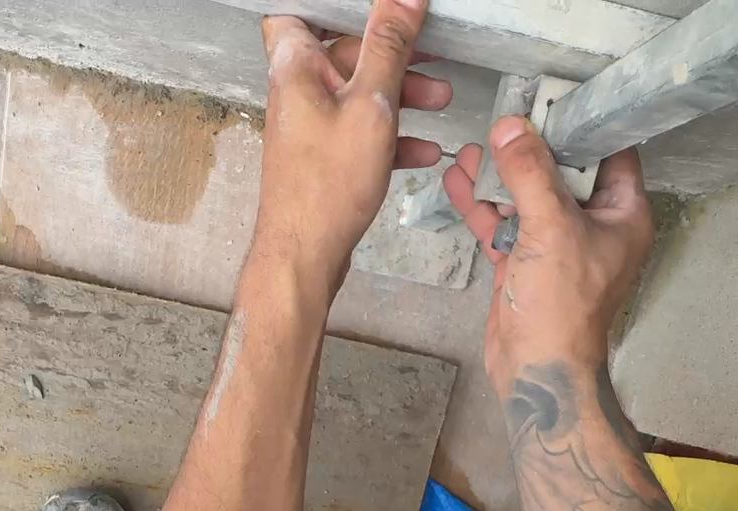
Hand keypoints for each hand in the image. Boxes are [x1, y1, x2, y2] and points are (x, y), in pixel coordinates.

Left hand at [252, 0, 450, 294]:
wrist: (304, 258)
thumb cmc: (325, 188)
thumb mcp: (370, 105)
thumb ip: (389, 45)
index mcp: (296, 66)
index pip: (304, 11)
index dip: (339, 10)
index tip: (379, 12)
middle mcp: (298, 94)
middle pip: (346, 54)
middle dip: (392, 54)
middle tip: (432, 55)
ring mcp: (310, 131)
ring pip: (358, 97)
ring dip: (401, 97)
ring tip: (441, 101)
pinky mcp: (323, 163)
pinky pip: (360, 137)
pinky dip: (391, 139)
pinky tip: (425, 151)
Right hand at [444, 116, 654, 389]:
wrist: (537, 368)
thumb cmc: (561, 303)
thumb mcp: (550, 228)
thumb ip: (529, 174)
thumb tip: (509, 127)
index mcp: (621, 214)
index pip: (607, 152)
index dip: (579, 124)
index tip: (548, 98)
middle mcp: (591, 226)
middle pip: (560, 173)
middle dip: (528, 151)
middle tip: (501, 122)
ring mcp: (554, 248)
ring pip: (527, 201)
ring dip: (499, 180)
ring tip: (471, 152)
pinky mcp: (524, 266)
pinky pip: (504, 228)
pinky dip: (483, 209)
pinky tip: (459, 183)